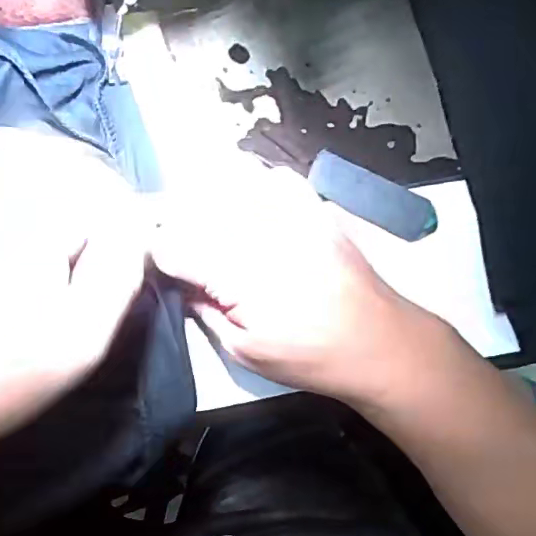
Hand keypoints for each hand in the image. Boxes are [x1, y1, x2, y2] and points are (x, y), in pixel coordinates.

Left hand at [0, 126, 149, 467]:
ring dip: (62, 169)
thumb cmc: (11, 374)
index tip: (133, 249)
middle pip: (63, 158)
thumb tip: (137, 222)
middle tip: (111, 230)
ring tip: (78, 211)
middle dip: (98, 187)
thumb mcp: (84, 339)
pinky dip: (20, 165)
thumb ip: (119, 271)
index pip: (99, 188)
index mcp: (29, 229)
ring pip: (24, 148)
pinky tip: (34, 201)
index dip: (126, 215)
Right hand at [149, 160, 452, 408]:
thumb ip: (204, 312)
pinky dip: (251, 186)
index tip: (156, 267)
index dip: (155, 254)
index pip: (171, 244)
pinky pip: (273, 179)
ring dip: (205, 201)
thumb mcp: (244, 350)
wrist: (379, 342)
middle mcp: (260, 231)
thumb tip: (182, 286)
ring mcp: (291, 213)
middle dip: (174, 225)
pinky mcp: (315, 208)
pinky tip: (245, 204)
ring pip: (228, 186)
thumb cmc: (310, 356)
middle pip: (193, 208)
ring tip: (200, 224)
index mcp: (237, 272)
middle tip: (172, 249)